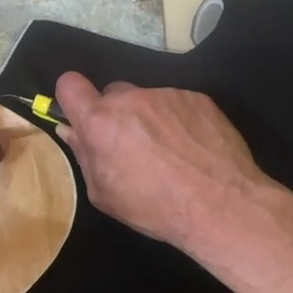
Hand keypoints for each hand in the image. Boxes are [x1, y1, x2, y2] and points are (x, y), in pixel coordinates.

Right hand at [53, 72, 292, 265]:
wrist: (223, 207)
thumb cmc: (155, 208)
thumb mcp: (104, 194)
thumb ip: (84, 156)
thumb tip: (72, 131)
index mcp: (100, 122)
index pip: (69, 84)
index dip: (72, 98)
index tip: (82, 116)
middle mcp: (131, 99)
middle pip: (112, 94)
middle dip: (116, 114)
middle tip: (131, 145)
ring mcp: (167, 95)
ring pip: (146, 100)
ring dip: (149, 118)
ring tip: (170, 152)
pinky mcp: (198, 98)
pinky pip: (176, 104)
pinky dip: (178, 121)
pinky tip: (192, 149)